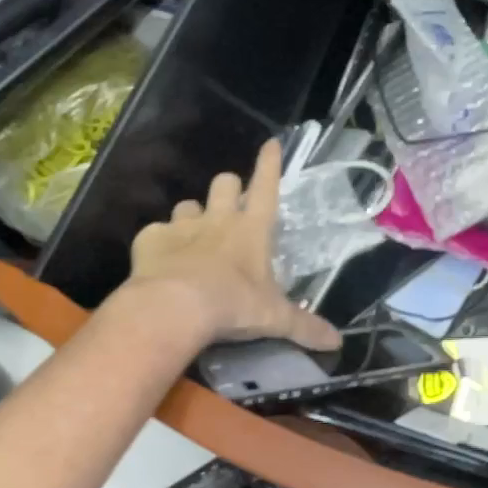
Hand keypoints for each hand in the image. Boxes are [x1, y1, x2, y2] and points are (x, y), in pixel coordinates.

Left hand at [120, 139, 340, 349]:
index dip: (270, 164)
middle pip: (223, 182)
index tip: (270, 144)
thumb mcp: (275, 319)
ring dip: (192, 216)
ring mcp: (181, 226)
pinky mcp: (150, 239)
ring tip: (194, 237)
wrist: (174, 308)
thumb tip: (338, 343)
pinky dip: (158, 243)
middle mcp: (218, 219)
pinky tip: (160, 261)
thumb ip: (305, 327)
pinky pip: (155, 232)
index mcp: (252, 230)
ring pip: (187, 205)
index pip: (266, 186)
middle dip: (227, 188)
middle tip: (229, 206)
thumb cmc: (233, 305)